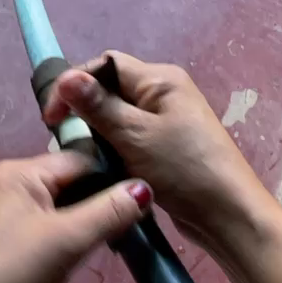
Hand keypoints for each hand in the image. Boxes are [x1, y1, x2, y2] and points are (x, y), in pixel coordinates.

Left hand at [0, 152, 151, 282]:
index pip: (80, 160)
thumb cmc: (16, 275)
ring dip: (90, 220)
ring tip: (118, 239)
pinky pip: (52, 225)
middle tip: (137, 223)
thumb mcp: (69, 240)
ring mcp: (10, 213)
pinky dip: (73, 235)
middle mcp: (13, 184)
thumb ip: (109, 211)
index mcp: (20, 172)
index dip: (113, 177)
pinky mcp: (13, 241)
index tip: (146, 200)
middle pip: (72, 180)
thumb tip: (145, 187)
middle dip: (102, 200)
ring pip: (64, 204)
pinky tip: (91, 252)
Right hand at [43, 52, 277, 255]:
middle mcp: (163, 91)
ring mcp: (165, 119)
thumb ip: (98, 106)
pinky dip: (112, 147)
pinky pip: (128, 136)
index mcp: (160, 79)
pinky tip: (102, 165)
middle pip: (109, 89)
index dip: (75, 84)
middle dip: (84, 110)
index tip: (53, 116)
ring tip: (81, 155)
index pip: (105, 65)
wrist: (228, 216)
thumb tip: (66, 76)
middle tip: (64, 137)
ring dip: (97, 132)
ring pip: (116, 115)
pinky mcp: (164, 144)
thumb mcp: (135, 135)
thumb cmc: (184, 169)